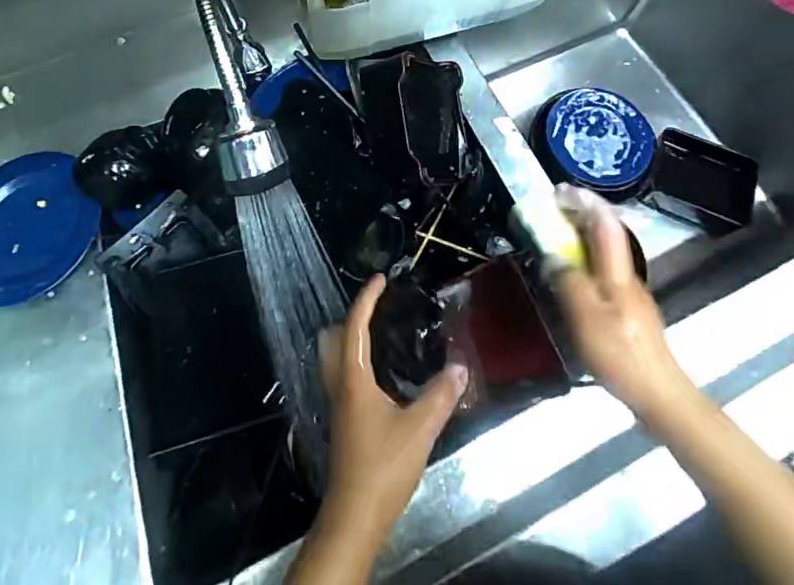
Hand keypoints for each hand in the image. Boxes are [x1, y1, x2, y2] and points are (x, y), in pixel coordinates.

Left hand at [312, 274, 467, 553]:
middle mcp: (339, 385)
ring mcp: (338, 404)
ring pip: (334, 358)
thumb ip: (440, 396)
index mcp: (352, 378)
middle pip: (333, 338)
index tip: (380, 278)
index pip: (354, 325)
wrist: (355, 513)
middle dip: (352, 317)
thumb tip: (460, 367)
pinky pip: (344, 376)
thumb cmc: (382, 466)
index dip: (366, 299)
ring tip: (382, 335)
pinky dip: (357, 361)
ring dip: (352, 339)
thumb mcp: (419, 429)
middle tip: (379, 309)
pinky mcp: (344, 421)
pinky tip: (382, 375)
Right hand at [551, 184, 695, 420]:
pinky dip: (584, 267)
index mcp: (617, 273)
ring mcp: (631, 297)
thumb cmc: (619, 353)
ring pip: (604, 258)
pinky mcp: (630, 316)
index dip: (585, 202)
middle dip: (579, 219)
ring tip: (554, 242)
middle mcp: (627, 278)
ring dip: (580, 242)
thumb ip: (567, 281)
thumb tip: (553, 256)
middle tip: (550, 213)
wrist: (659, 395)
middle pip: (606, 238)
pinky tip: (570, 282)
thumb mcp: (584, 316)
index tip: (561, 191)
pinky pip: (602, 277)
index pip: (605, 224)